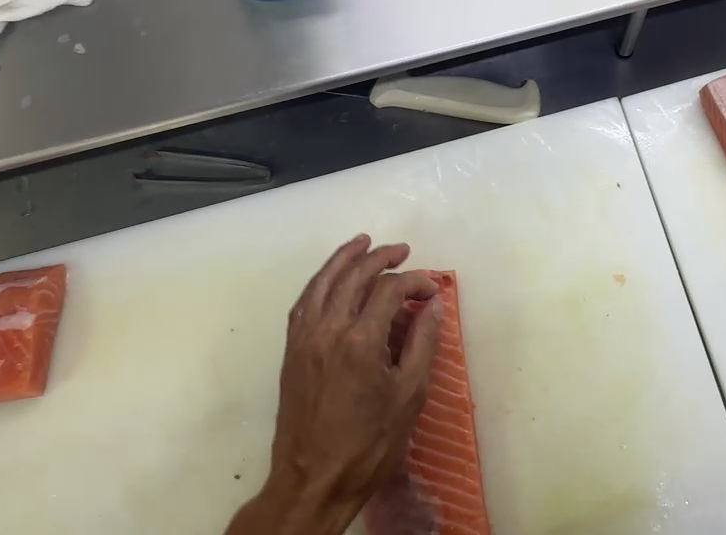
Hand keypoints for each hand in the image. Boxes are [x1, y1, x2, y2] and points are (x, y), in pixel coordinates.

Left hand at [228, 235, 441, 534]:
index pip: (390, 290)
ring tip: (363, 242)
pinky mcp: (292, 351)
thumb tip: (433, 305)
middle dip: (381, 257)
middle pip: (354, 276)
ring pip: (323, 282)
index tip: (433, 290)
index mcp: (361, 340)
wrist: (313, 482)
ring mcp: (305, 339)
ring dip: (344, 258)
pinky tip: (331, 277)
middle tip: (403, 251)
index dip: (415, 282)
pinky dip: (319, 281)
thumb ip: (423, 343)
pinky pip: (304, 302)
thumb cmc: (368, 444)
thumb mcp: (409, 395)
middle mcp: (328, 329)